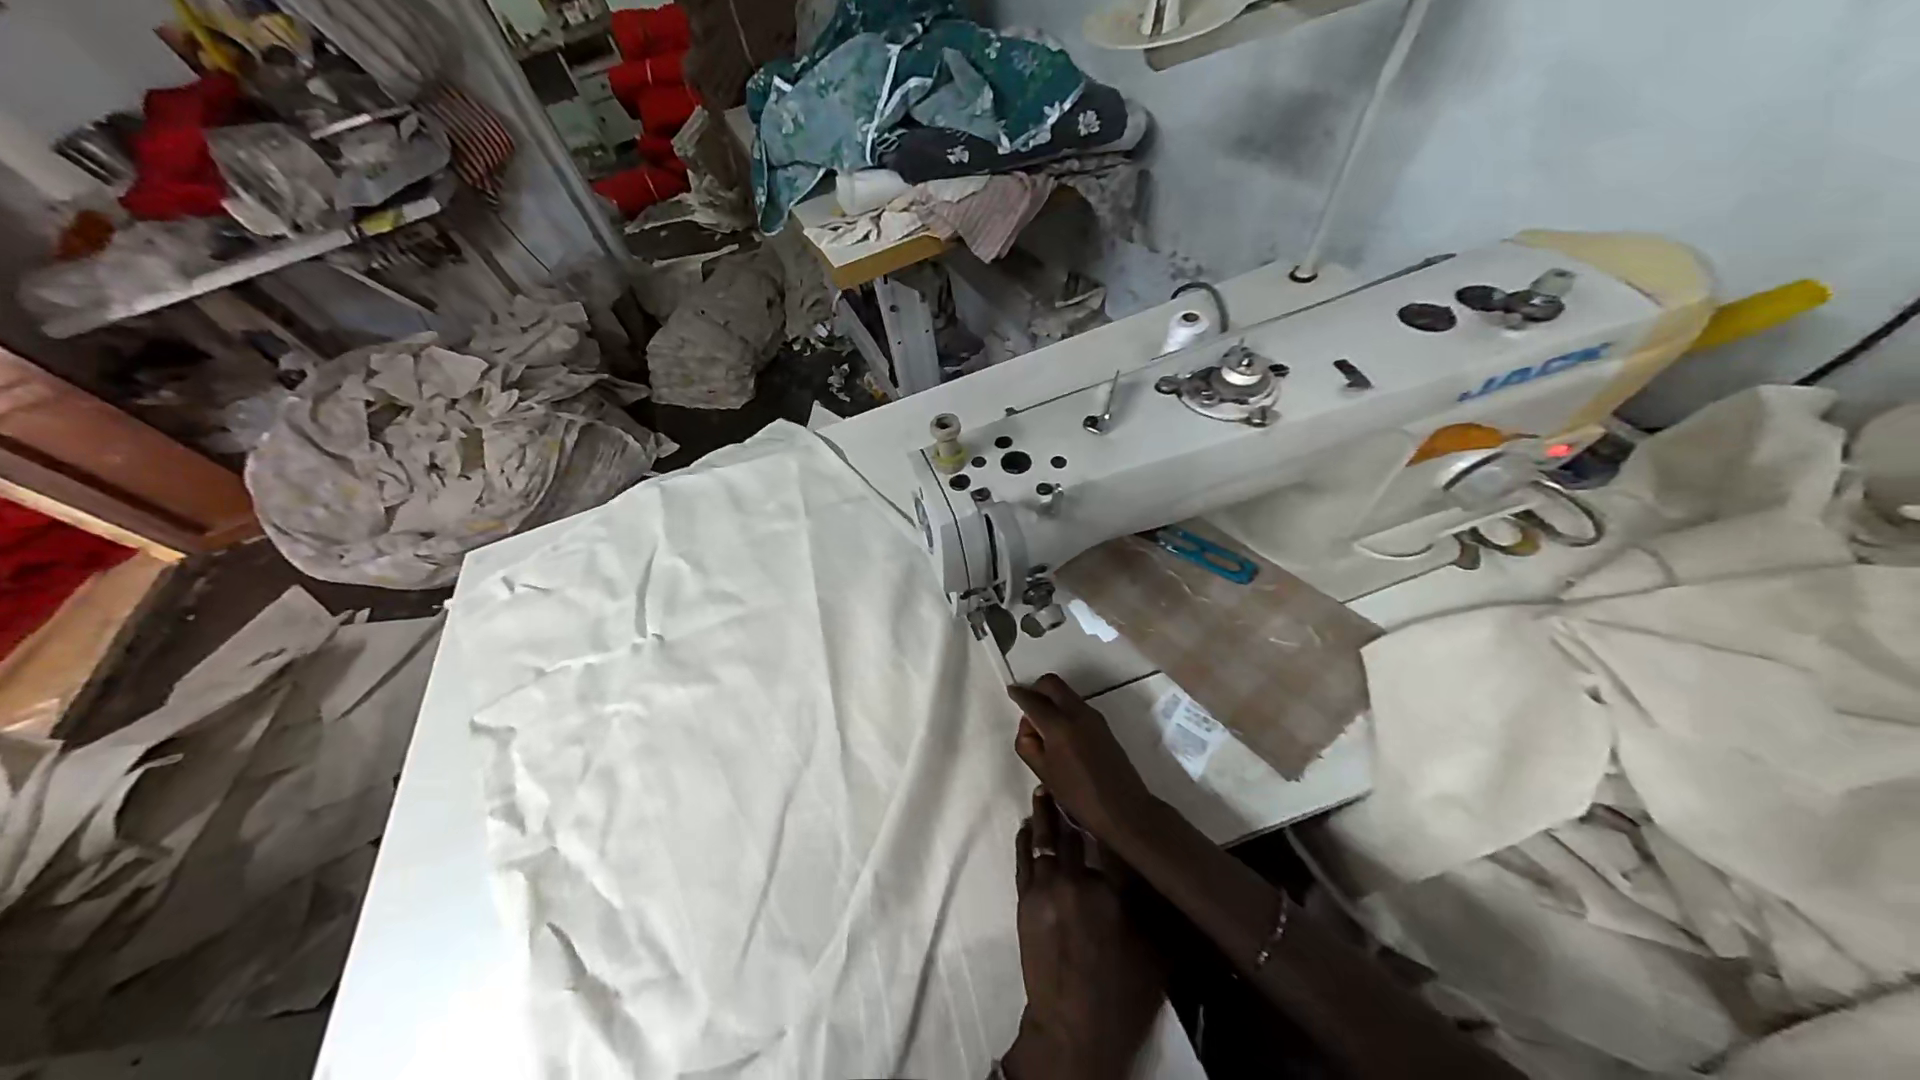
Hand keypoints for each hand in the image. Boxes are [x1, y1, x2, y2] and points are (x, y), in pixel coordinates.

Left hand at [1004, 789, 1163, 1079]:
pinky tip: (1026, 825)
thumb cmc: (1122, 991)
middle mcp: (1077, 881)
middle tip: (1068, 781)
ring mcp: (1047, 889)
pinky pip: (1024, 859)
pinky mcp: (1026, 901)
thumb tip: (1157, 871)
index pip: (1107, 839)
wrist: (1074, 1026)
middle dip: (1070, 807)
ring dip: (1044, 815)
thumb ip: (1151, 905)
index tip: (1104, 791)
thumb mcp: (1153, 949)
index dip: (1104, 814)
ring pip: (1044, 840)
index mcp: (1112, 891)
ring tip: (1044, 792)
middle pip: (1071, 833)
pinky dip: (1025, 839)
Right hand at [1008, 674, 1160, 849]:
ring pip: (1066, 692)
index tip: (1011, 691)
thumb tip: (1029, 725)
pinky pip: (1076, 704)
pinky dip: (1063, 708)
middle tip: (1027, 708)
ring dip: (1051, 699)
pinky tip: (1060, 734)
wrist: (1123, 808)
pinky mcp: (1102, 724)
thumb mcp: (1044, 773)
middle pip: (1052, 684)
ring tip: (1044, 729)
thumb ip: (1029, 744)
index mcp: (1059, 726)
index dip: (1019, 694)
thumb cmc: (1079, 797)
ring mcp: (1093, 716)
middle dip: (1036, 689)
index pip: (1033, 700)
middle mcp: (1077, 713)